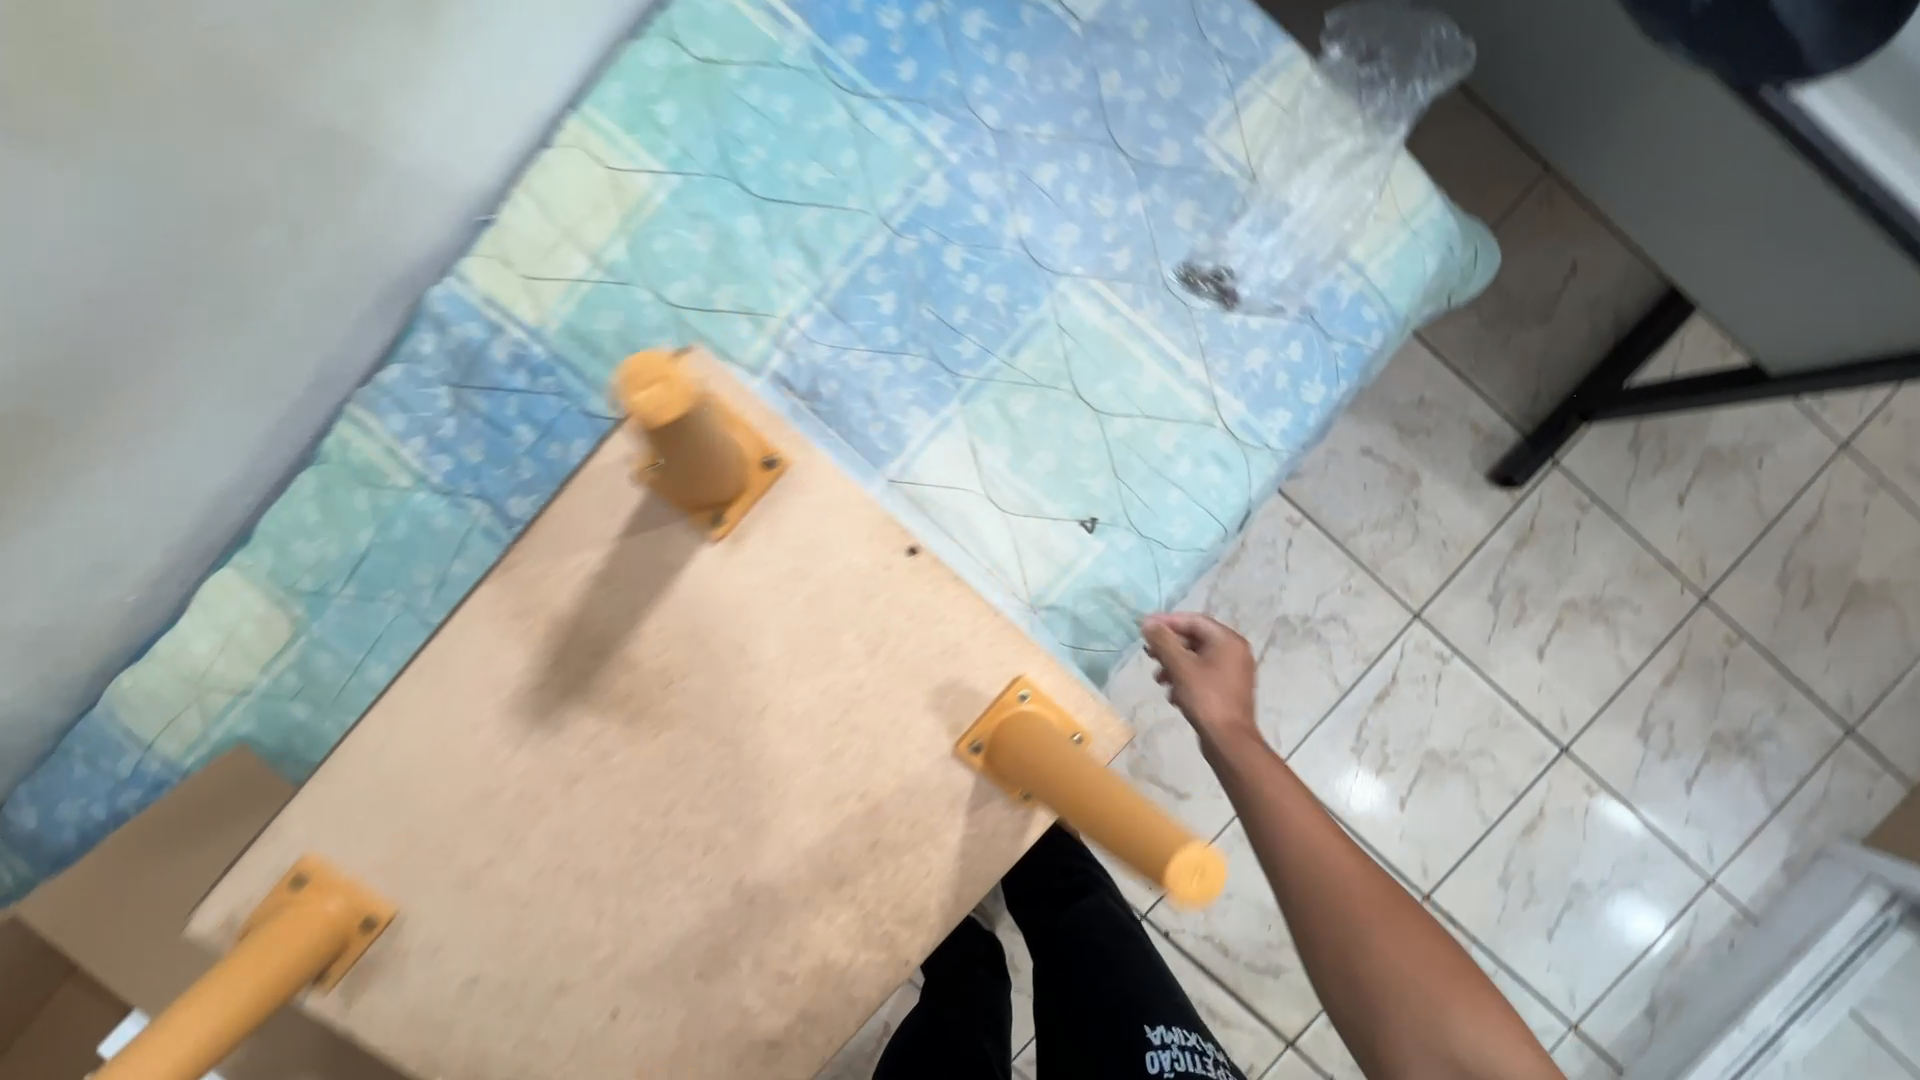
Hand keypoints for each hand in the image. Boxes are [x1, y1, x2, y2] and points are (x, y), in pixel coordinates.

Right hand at [1141, 613, 1262, 748]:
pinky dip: (1185, 679)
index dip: (1167, 621)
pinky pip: (1202, 674)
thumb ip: (1163, 641)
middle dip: (1169, 647)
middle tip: (1148, 654)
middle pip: (1195, 639)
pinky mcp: (1227, 689)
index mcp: (1228, 640)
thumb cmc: (1205, 698)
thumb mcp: (1180, 666)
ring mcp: (1233, 671)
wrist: (1228, 740)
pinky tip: (1173, 695)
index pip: (1194, 620)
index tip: (1144, 627)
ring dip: (1174, 665)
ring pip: (1196, 659)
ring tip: (1159, 680)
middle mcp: (1234, 651)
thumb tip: (1148, 622)